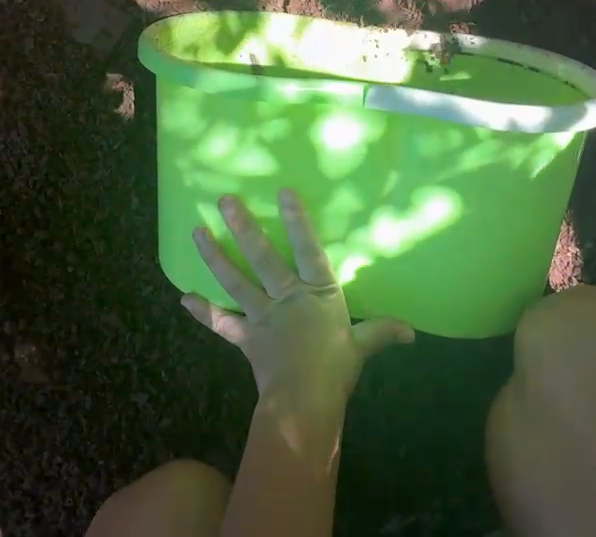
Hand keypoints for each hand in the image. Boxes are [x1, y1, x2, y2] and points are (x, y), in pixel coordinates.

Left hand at [184, 189, 413, 404]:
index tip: (284, 192)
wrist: (304, 404)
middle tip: (224, 200)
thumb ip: (382, 332)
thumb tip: (412, 332)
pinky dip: (203, 311)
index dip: (297, 221)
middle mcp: (287, 296)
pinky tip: (183, 298)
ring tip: (196, 232)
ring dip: (214, 256)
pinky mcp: (246, 336)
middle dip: (242, 227)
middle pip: (262, 256)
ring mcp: (262, 315)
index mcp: (318, 292)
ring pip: (235, 280)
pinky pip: (221, 322)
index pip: (309, 249)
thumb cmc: (335, 370)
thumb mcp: (362, 348)